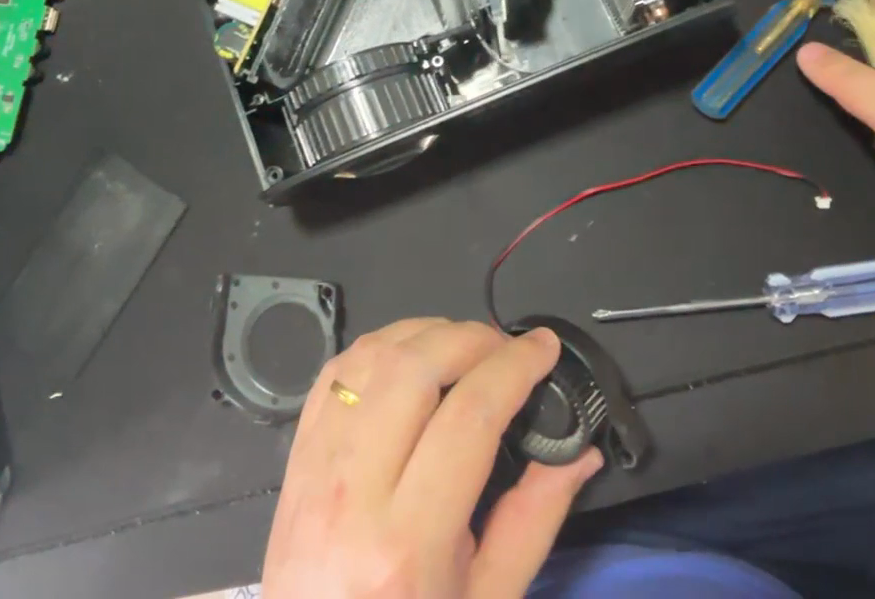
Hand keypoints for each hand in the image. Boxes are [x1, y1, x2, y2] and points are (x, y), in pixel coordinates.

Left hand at [262, 319, 601, 597]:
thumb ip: (532, 521)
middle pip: (411, 369)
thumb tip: (579, 453)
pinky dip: (378, 347)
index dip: (513, 368)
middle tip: (506, 348)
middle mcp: (353, 491)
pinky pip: (334, 372)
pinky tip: (409, 356)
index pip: (467, 418)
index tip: (544, 347)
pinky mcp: (295, 454)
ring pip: (368, 357)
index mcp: (407, 541)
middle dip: (469, 339)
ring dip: (423, 333)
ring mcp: (314, 466)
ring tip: (464, 346)